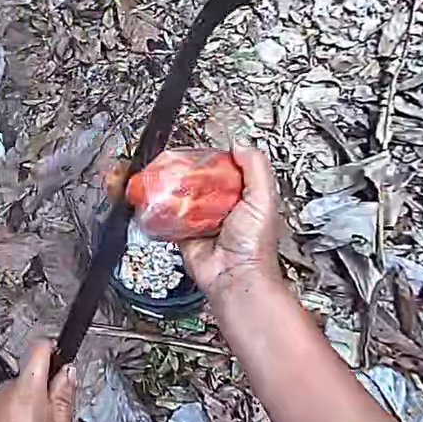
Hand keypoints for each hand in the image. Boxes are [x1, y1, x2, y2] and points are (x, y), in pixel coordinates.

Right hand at [179, 142, 281, 297]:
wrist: (235, 277)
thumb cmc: (254, 245)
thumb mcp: (263, 197)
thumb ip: (255, 167)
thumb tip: (240, 144)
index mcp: (246, 197)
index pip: (228, 169)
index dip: (216, 159)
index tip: (203, 152)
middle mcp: (224, 208)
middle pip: (203, 182)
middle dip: (191, 174)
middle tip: (180, 165)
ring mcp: (204, 222)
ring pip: (185, 198)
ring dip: (175, 190)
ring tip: (165, 178)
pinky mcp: (186, 235)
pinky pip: (171, 219)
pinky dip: (164, 211)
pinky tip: (159, 200)